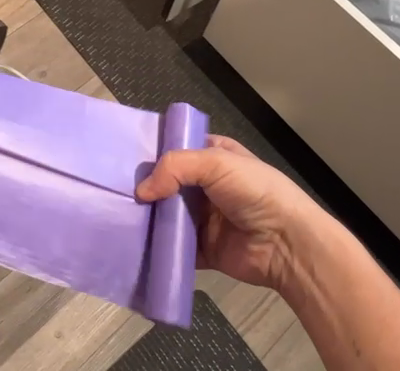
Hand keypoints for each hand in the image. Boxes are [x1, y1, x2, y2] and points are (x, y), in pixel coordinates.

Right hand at [134, 134, 326, 292]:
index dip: (154, 153)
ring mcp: (204, 218)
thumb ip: (175, 167)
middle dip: (147, 187)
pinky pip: (174, 247)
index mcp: (214, 156)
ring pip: (167, 215)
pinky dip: (158, 247)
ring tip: (117, 216)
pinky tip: (135, 244)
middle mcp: (207, 186)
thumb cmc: (253, 190)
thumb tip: (141, 191)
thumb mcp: (216, 161)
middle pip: (168, 183)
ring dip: (148, 217)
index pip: (177, 149)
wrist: (285, 242)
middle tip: (114, 190)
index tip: (125, 158)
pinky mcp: (202, 250)